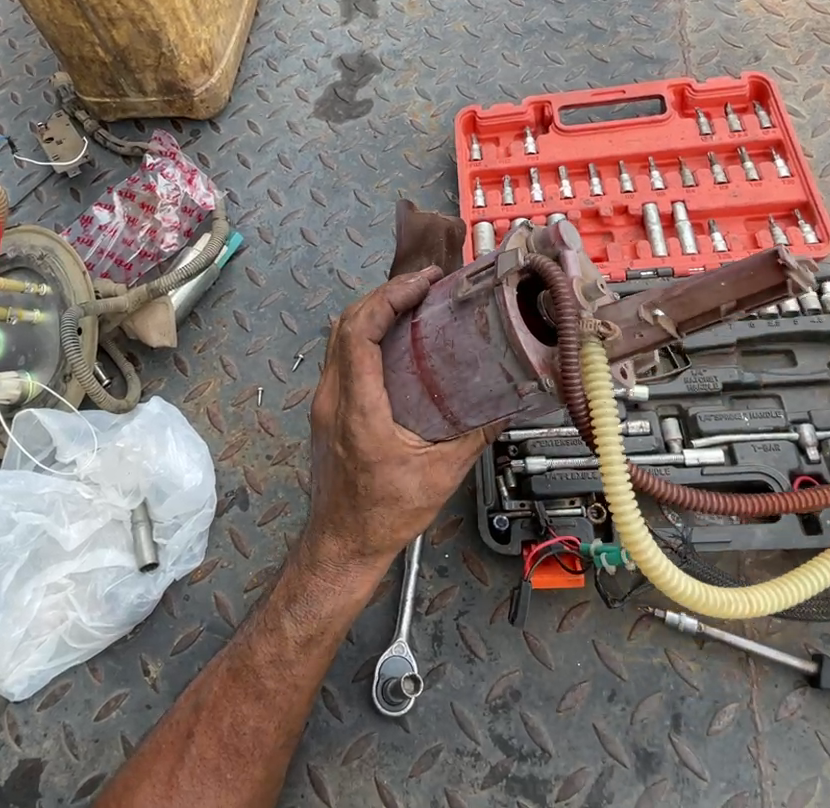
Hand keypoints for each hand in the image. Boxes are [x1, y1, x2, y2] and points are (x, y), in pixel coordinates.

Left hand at [299, 268, 497, 574]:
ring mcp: (324, 403)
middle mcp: (333, 398)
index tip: (422, 283)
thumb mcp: (439, 475)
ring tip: (411, 303)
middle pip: (346, 324)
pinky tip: (397, 340)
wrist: (340, 545)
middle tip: (423, 286)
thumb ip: (474, 437)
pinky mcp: (327, 411)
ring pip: (338, 338)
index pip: (360, 332)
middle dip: (383, 295)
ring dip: (372, 312)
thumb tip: (505, 408)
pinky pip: (341, 356)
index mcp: (357, 408)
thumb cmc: (382, 515)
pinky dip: (366, 335)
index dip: (389, 298)